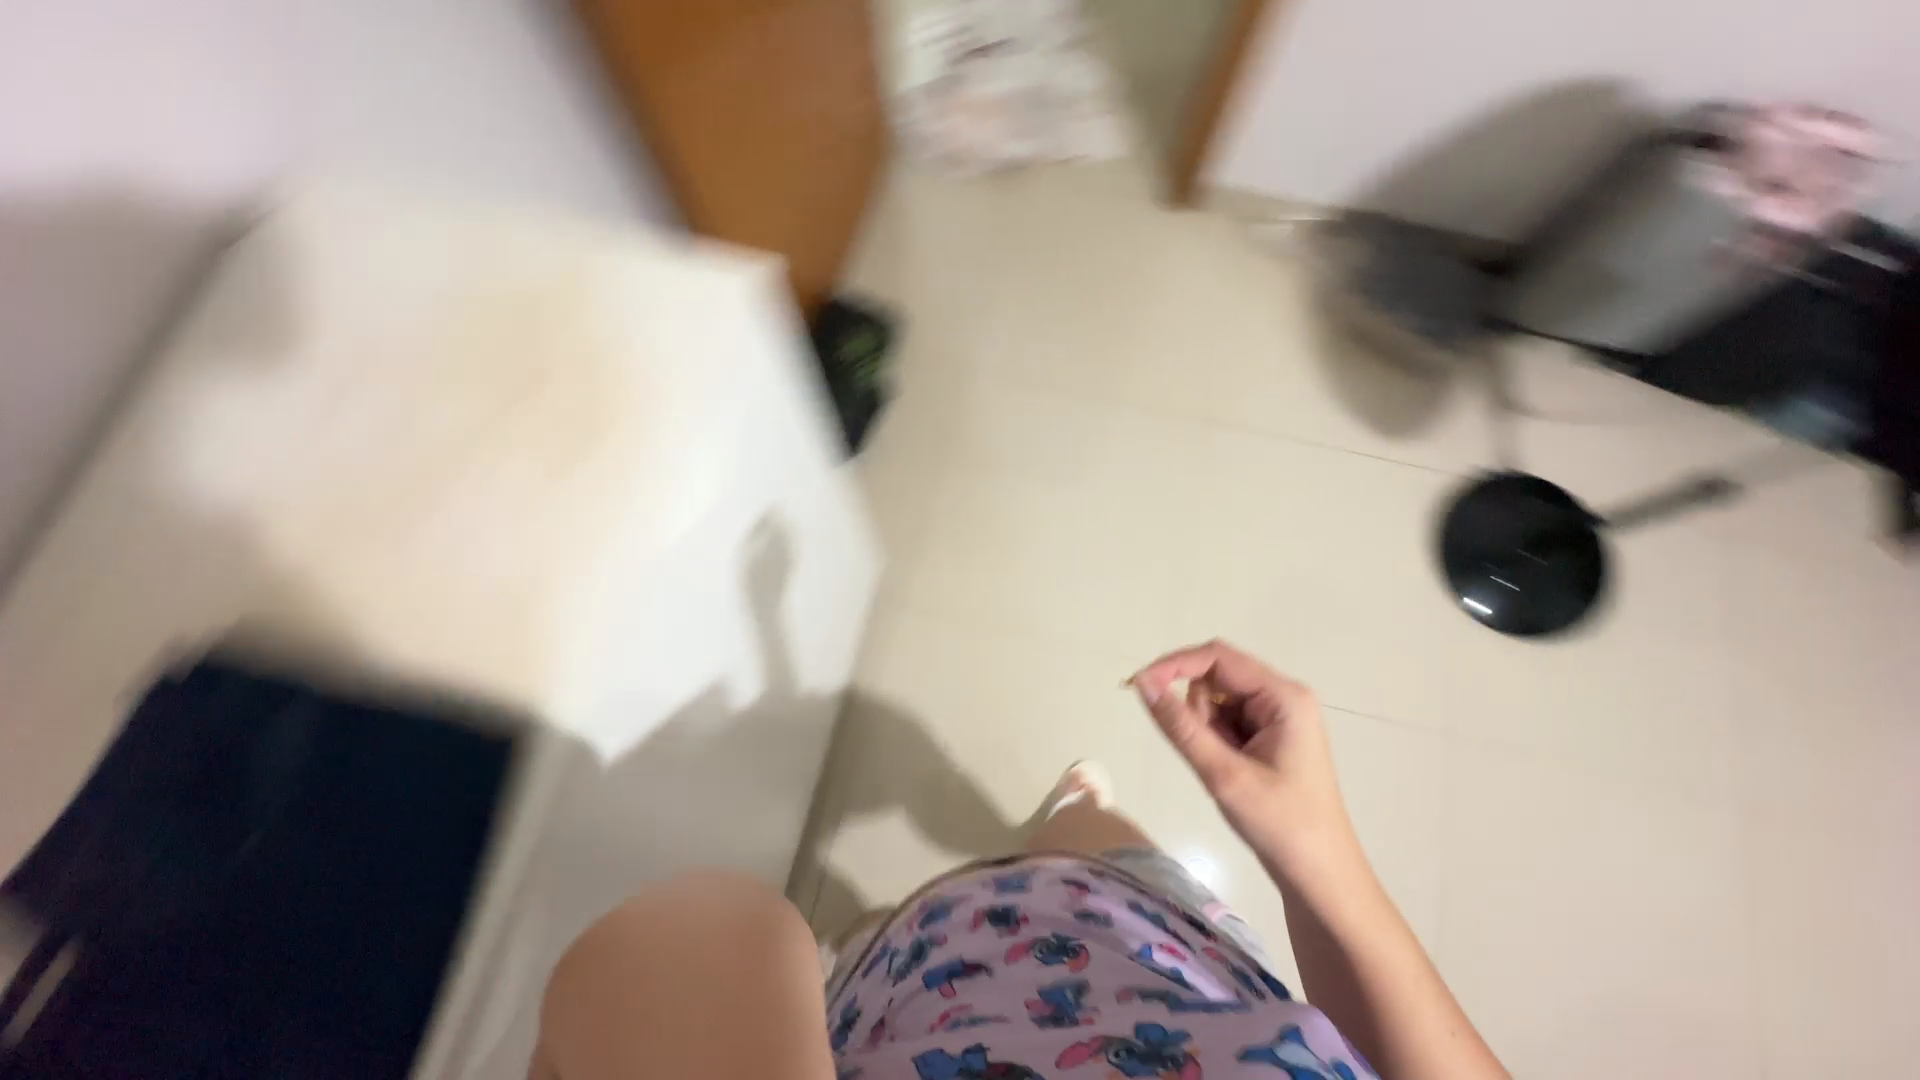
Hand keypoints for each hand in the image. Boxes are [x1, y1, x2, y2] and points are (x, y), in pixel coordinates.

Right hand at [1130, 641, 1353, 863]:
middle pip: (1216, 677)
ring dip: (1205, 729)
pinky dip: (1214, 741)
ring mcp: (1277, 716)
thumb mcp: (1223, 775)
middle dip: (1196, 710)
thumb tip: (1142, 683)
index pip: (1217, 657)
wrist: (1320, 876)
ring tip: (1224, 771)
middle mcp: (1282, 696)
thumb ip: (1180, 725)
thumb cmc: (1279, 824)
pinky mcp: (1269, 736)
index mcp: (1283, 696)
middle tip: (1206, 755)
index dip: (1174, 665)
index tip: (1138, 687)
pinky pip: (1226, 720)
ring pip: (1216, 700)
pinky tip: (1229, 772)